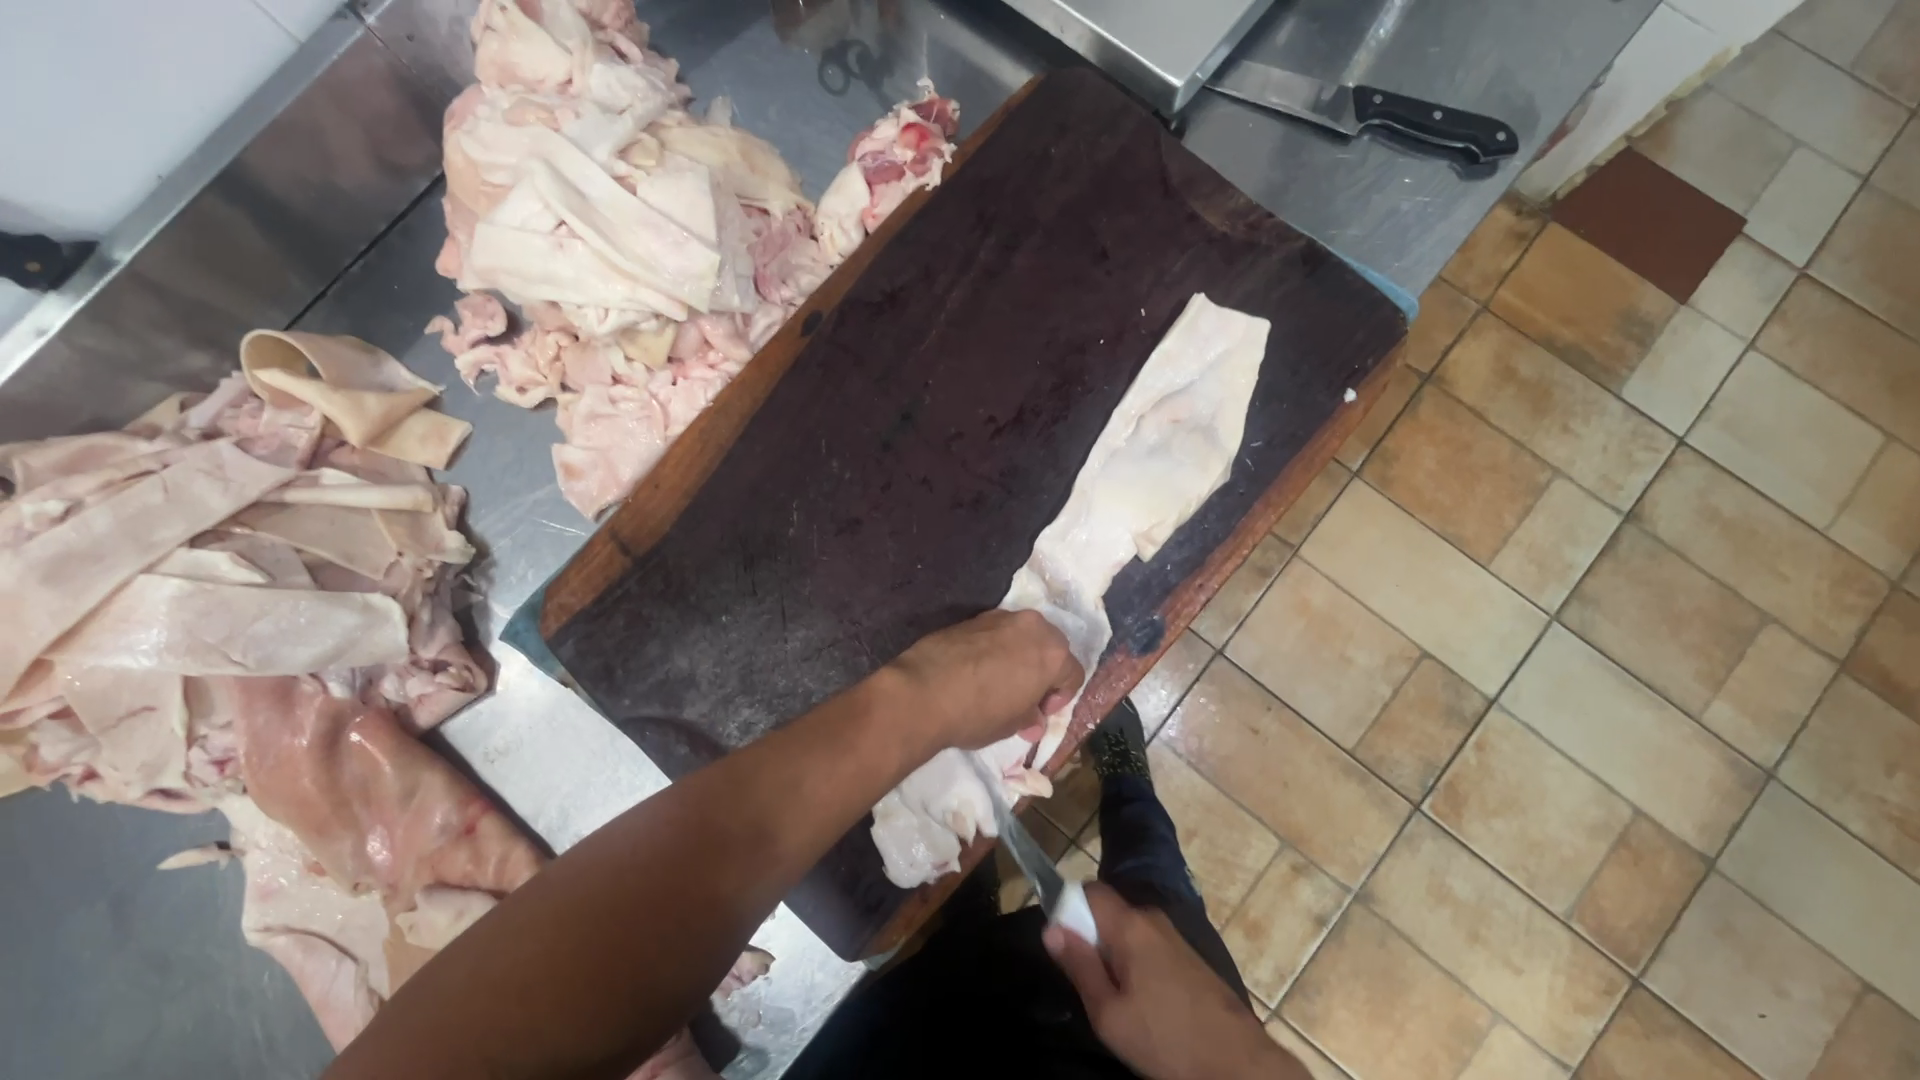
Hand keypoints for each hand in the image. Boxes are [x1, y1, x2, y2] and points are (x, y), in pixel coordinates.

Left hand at [879, 609, 1083, 752]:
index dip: (1059, 699)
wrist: (922, 692)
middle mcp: (1032, 627)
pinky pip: (996, 633)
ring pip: (1023, 636)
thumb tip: (1033, 722)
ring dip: (1019, 657)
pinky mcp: (973, 618)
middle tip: (1023, 697)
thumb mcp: (1011, 725)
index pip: (1073, 675)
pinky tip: (977, 671)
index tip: (1038, 714)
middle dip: (1042, 672)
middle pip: (1051, 648)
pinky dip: (995, 649)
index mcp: (1053, 653)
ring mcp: (1001, 618)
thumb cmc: (977, 713)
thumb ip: (1028, 718)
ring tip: (999, 683)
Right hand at [1045, 885, 1307, 1079]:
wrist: (1239, 1065)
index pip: (1089, 889)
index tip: (1065, 946)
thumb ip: (1079, 966)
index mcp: (1130, 925)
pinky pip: (1149, 947)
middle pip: (1109, 912)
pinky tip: (1143, 1005)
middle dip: (1092, 939)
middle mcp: (1153, 919)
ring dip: (1115, 956)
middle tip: (1090, 984)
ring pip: (1129, 933)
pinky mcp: (1190, 957)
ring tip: (1117, 1001)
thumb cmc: (1166, 1039)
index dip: (1069, 909)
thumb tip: (1050, 928)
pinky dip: (1137, 966)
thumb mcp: (1108, 1014)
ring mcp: (1175, 937)